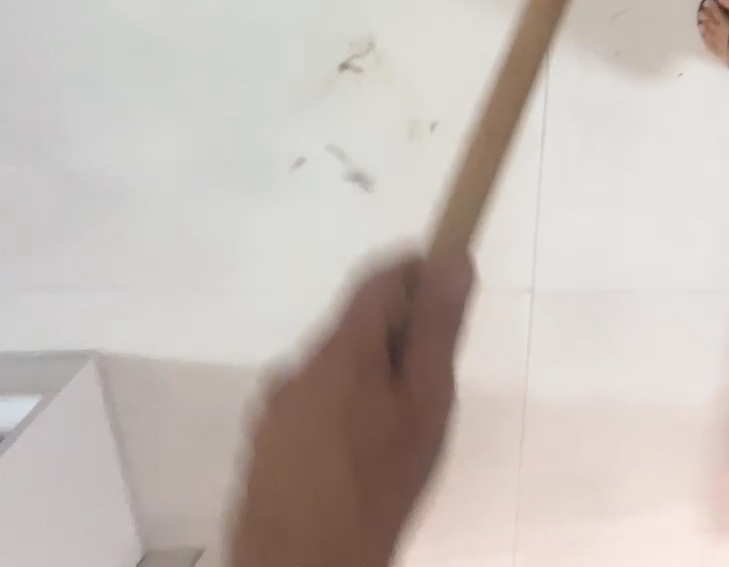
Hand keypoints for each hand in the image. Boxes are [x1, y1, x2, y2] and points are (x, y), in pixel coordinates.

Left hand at [228, 253, 474, 566]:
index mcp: (340, 352)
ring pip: (341, 363)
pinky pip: (319, 397)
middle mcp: (297, 369)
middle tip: (440, 371)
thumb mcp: (428, 397)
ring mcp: (275, 409)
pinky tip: (371, 446)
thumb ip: (438, 326)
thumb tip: (454, 258)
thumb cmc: (382, 478)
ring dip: (379, 369)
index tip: (454, 287)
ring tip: (409, 418)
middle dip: (405, 330)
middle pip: (361, 322)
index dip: (421, 267)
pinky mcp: (266, 443)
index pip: (381, 278)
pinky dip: (353, 400)